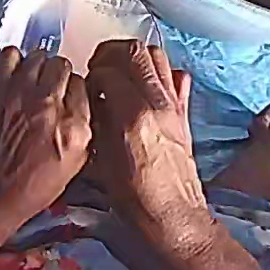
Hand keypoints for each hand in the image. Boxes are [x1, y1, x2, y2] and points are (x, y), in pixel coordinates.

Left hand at [0, 49, 91, 222]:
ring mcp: (23, 95)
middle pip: (62, 66)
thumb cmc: (34, 184)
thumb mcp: (76, 162)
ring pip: (39, 57)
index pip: (84, 85)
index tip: (67, 94)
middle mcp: (52, 106)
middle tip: (50, 84)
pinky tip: (13, 71)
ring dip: (37, 64)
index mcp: (76, 127)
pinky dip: (12, 59)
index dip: (74, 89)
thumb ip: (83, 128)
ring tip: (32, 77)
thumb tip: (80, 105)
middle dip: (58, 73)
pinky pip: (9, 56)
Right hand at [88, 40, 211, 240]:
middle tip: (97, 69)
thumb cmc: (132, 195)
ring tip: (117, 74)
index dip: (90, 75)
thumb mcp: (100, 157)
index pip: (107, 71)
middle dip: (110, 53)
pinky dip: (157, 73)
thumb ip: (96, 119)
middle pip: (135, 51)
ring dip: (133, 58)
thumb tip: (92, 95)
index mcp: (133, 115)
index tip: (85, 88)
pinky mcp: (184, 114)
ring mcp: (174, 106)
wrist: (174, 218)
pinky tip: (142, 88)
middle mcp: (157, 103)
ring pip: (157, 57)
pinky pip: (174, 77)